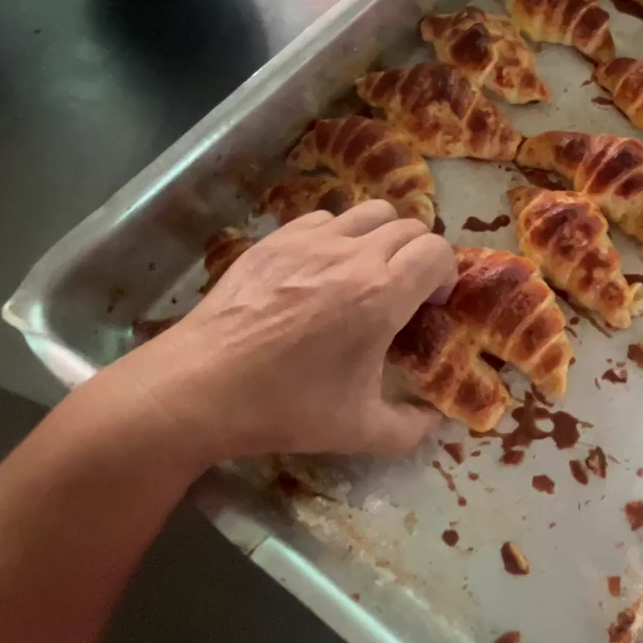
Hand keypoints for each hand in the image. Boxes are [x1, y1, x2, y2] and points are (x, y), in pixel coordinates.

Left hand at [111, 201, 456, 461]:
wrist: (198, 388)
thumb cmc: (285, 407)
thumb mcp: (358, 430)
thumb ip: (409, 428)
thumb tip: (433, 420)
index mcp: (382, 295)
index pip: (438, 252)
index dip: (444, 274)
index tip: (429, 303)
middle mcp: (354, 256)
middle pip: (410, 227)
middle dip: (418, 255)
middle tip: (403, 291)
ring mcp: (311, 242)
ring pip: (371, 212)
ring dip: (383, 235)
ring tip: (368, 269)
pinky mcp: (276, 239)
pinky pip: (326, 218)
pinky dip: (339, 234)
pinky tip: (323, 268)